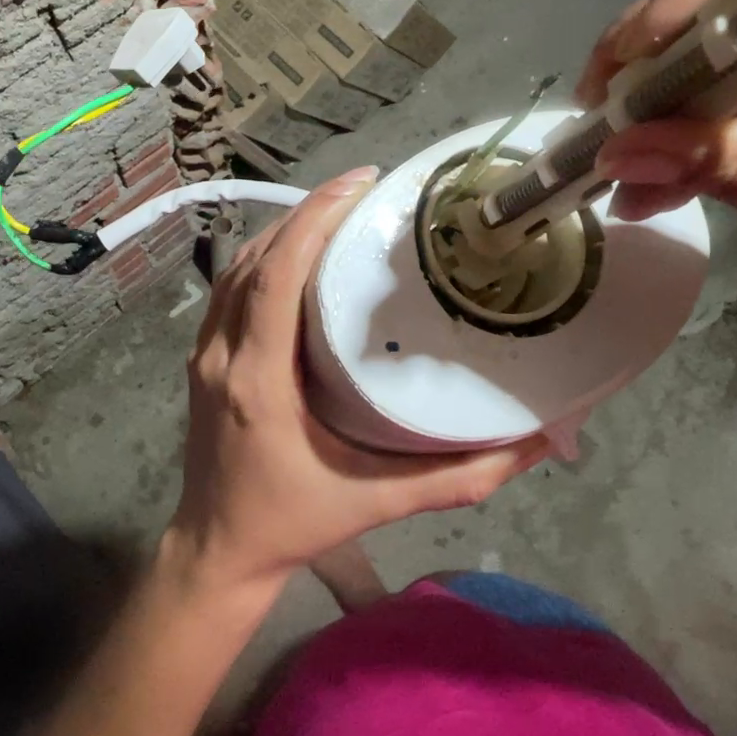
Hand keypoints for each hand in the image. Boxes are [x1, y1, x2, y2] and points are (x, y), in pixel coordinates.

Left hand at [169, 167, 548, 587]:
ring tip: (337, 211)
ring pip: (236, 269)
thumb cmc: (293, 523)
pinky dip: (263, 259)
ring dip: (282, 232)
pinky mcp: (202, 360)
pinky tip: (299, 253)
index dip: (315, 220)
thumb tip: (534, 445)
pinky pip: (229, 290)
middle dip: (307, 213)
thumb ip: (457, 477)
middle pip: (255, 258)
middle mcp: (223, 353)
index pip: (276, 274)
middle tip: (364, 189)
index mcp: (257, 377)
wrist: (218, 551)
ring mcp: (204, 354)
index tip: (362, 184)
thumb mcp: (377, 502)